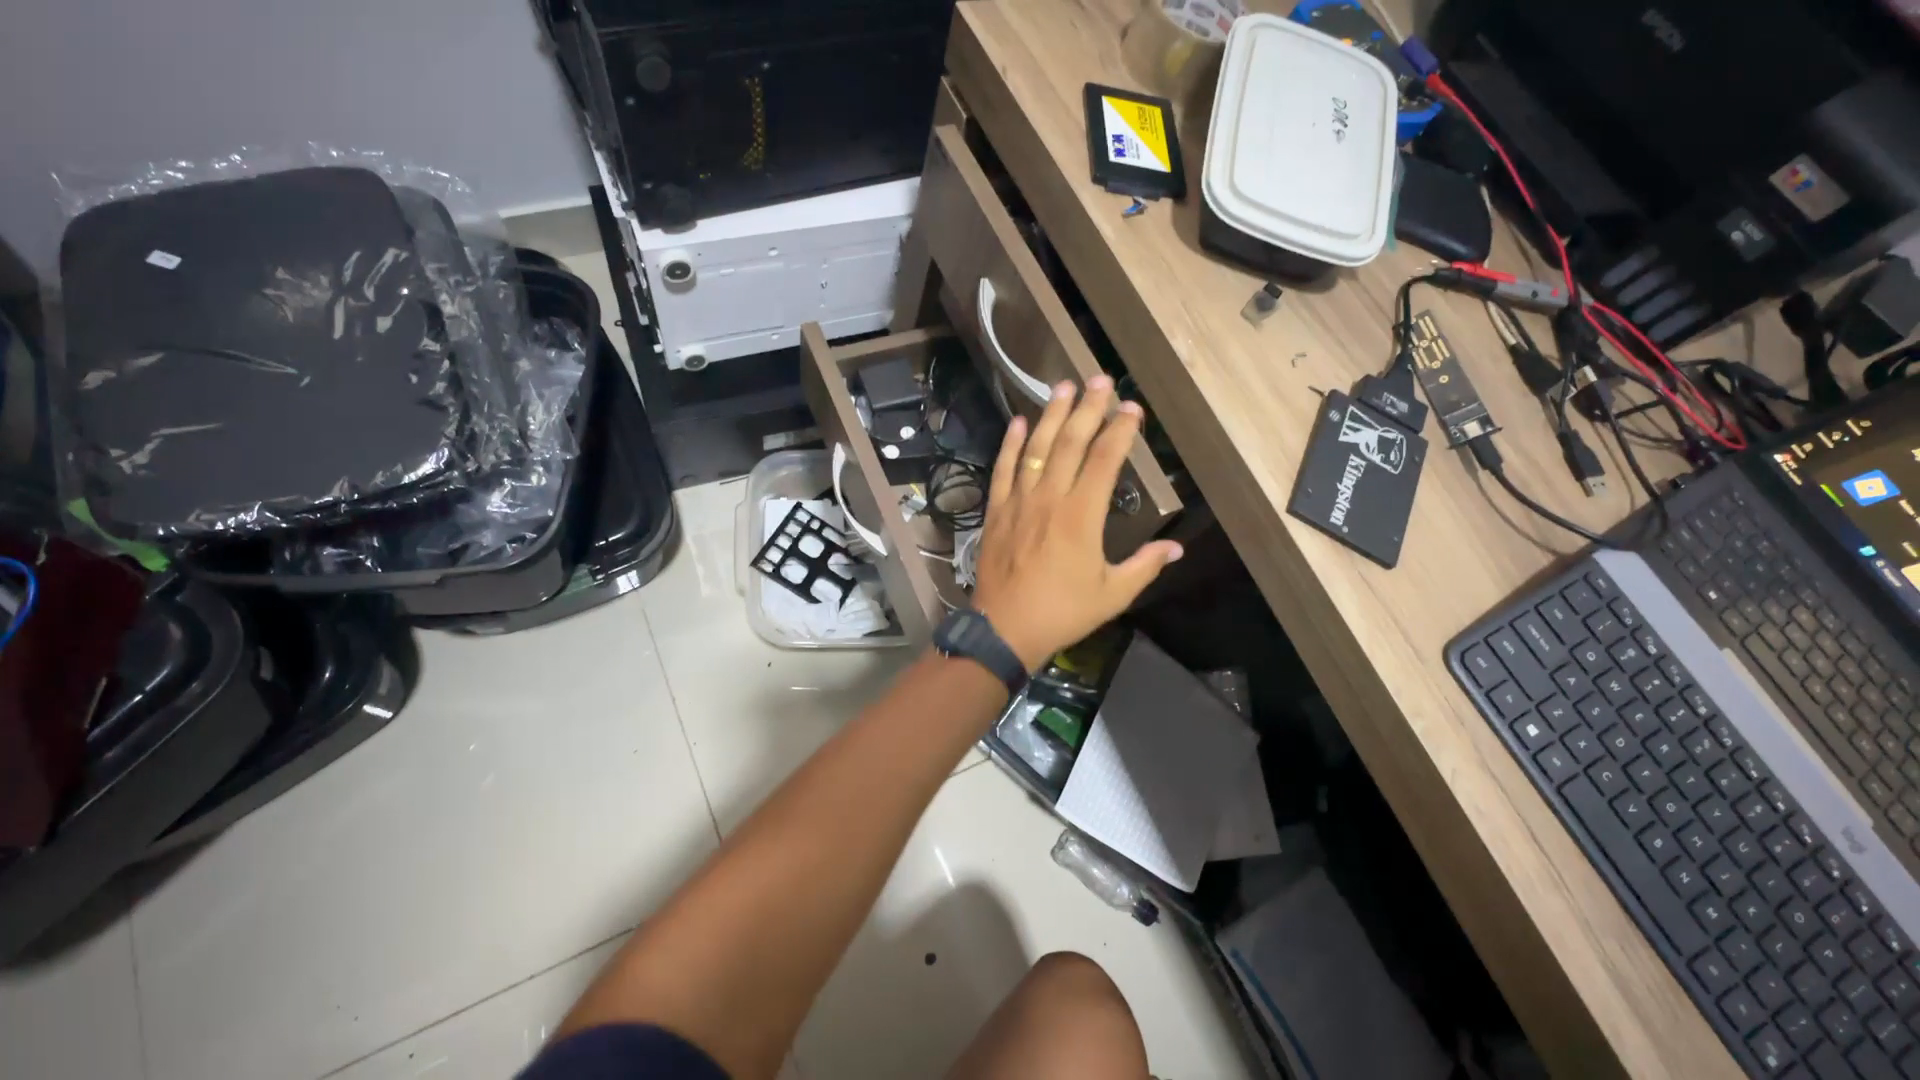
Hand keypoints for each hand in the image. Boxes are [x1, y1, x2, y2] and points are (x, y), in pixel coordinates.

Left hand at [969, 375, 1183, 670]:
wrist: (1004, 628)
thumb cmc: (1062, 612)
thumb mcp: (1112, 594)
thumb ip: (1145, 566)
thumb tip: (1176, 547)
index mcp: (1082, 516)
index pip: (1104, 460)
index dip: (1120, 431)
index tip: (1132, 408)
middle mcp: (1050, 498)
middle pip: (1070, 443)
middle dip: (1087, 408)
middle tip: (1100, 379)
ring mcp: (1019, 502)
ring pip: (1036, 448)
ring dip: (1051, 415)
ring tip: (1062, 386)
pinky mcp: (997, 511)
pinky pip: (1004, 469)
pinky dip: (1012, 444)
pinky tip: (1020, 422)